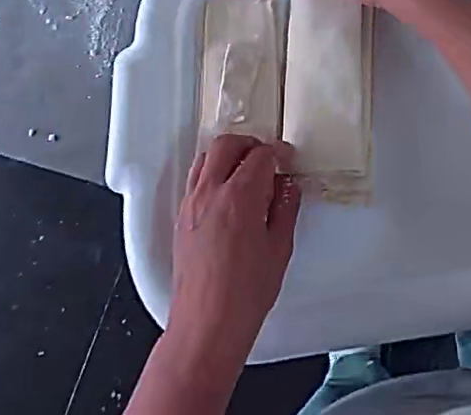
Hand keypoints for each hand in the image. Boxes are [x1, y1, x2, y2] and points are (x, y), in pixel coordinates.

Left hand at [166, 135, 300, 361]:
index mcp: (239, 198)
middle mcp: (211, 193)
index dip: (277, 153)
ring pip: (207, 157)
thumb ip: (285, 210)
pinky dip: (212, 172)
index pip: (260, 156)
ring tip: (245, 169)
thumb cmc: (241, 297)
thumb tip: (288, 188)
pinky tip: (226, 190)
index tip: (286, 158)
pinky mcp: (182, 216)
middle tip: (266, 156)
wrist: (206, 326)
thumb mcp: (279, 251)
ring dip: (228, 154)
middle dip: (250, 144)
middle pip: (228, 144)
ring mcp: (192, 203)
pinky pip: (195, 178)